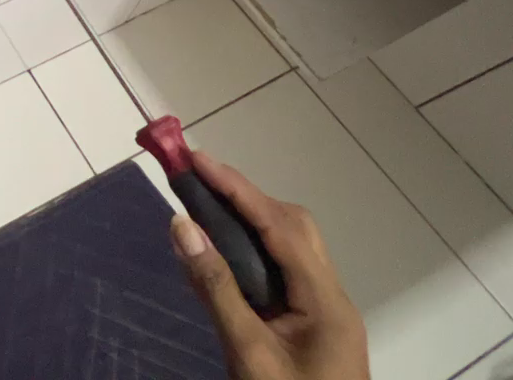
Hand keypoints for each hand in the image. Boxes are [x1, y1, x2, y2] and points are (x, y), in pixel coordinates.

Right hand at [170, 152, 369, 379]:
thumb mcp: (248, 352)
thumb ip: (215, 287)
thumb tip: (180, 224)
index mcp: (326, 301)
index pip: (279, 226)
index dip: (236, 188)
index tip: (195, 158)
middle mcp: (332, 297)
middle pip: (293, 226)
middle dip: (245, 196)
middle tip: (197, 180)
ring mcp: (326, 311)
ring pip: (290, 245)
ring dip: (249, 219)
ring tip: (204, 206)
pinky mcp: (313, 323)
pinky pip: (283, 268)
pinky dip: (252, 247)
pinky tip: (224, 251)